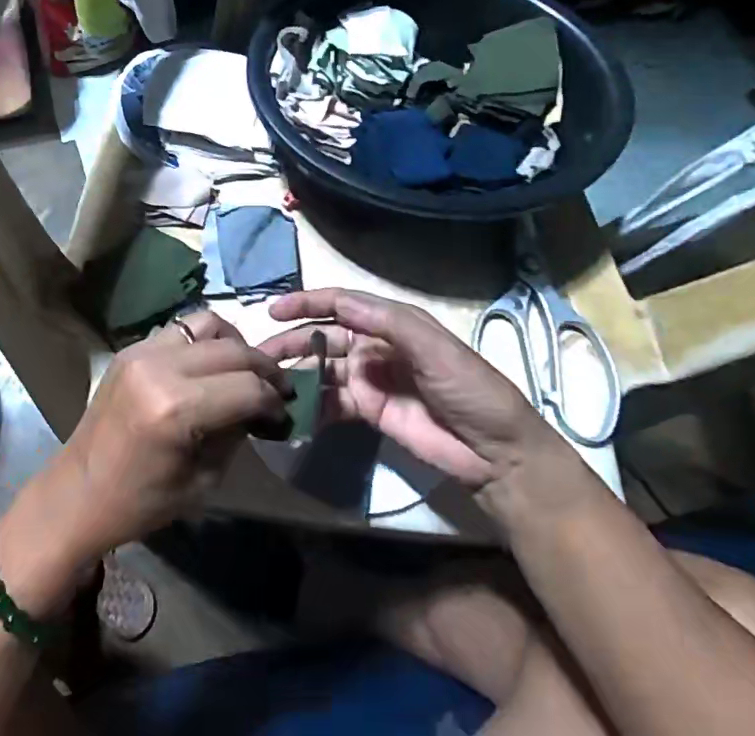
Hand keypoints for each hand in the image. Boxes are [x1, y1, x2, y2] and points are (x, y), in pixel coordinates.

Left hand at [33, 311, 291, 560]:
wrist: (75, 496)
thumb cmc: (140, 502)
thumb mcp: (204, 479)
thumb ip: (237, 432)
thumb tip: (264, 406)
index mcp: (176, 409)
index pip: (249, 388)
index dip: (274, 401)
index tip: (283, 414)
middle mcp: (159, 368)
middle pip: (235, 351)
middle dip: (265, 370)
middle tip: (277, 390)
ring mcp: (142, 352)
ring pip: (210, 325)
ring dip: (236, 345)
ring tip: (244, 370)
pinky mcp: (131, 349)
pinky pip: (182, 329)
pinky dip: (207, 341)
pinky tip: (212, 365)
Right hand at [259, 289, 558, 487]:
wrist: (494, 450)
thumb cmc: (469, 388)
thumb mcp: (434, 348)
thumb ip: (389, 323)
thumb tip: (342, 303)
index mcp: (393, 324)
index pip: (343, 305)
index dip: (308, 303)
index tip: (273, 310)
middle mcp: (377, 346)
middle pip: (325, 337)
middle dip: (294, 341)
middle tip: (260, 356)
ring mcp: (371, 380)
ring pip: (324, 370)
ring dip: (297, 373)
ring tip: (267, 384)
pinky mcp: (370, 412)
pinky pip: (332, 404)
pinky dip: (311, 406)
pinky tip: (290, 413)